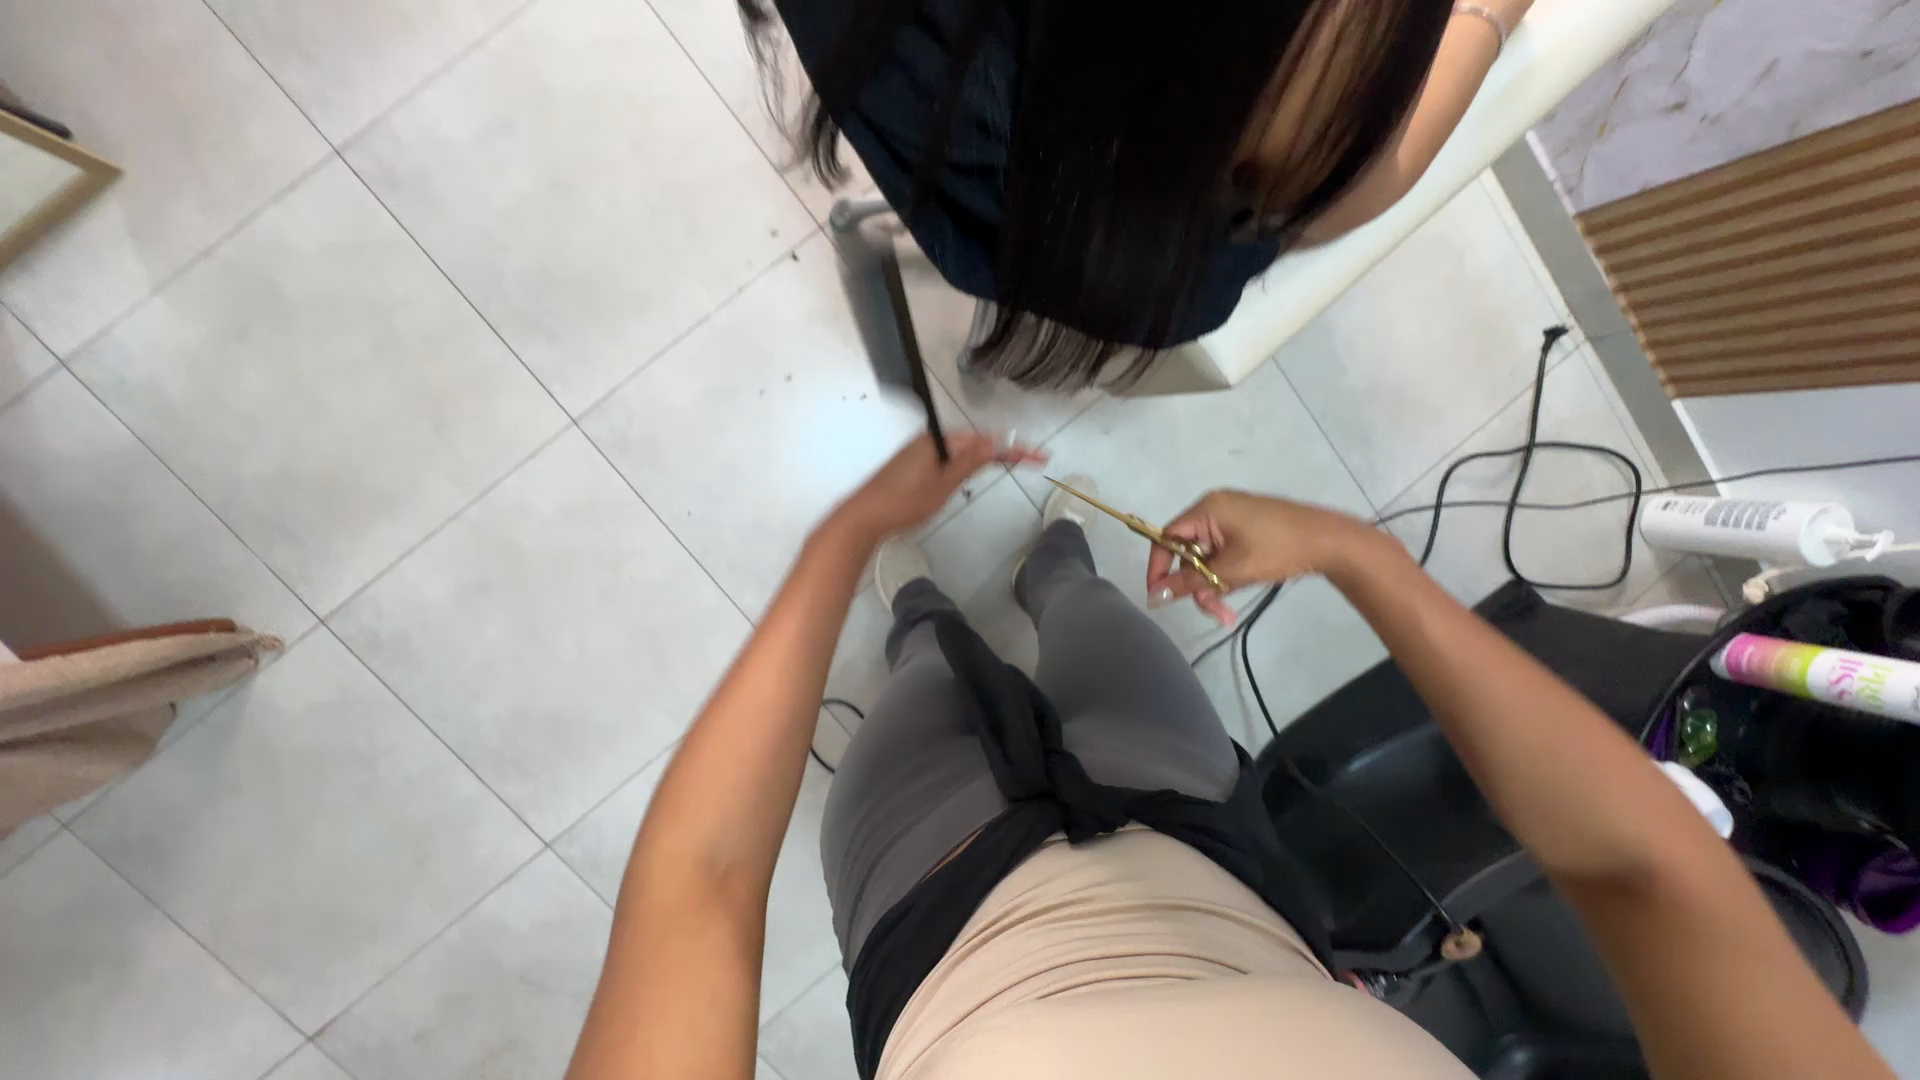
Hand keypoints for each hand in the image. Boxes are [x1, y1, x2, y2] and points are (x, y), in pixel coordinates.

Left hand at [830, 432, 1046, 542]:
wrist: (863, 518)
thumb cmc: (903, 503)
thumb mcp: (943, 484)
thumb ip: (970, 461)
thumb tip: (996, 438)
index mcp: (939, 441)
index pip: (986, 440)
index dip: (1014, 448)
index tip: (1039, 457)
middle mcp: (930, 442)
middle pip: (975, 442)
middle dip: (1003, 449)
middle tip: (1031, 460)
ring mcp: (919, 454)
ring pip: (961, 452)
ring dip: (985, 457)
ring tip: (1011, 462)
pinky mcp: (913, 468)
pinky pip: (948, 460)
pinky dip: (966, 465)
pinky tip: (971, 473)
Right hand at [1145, 490, 1375, 624]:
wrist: (1331, 542)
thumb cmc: (1277, 550)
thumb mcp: (1231, 571)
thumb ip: (1190, 583)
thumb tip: (1154, 597)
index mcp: (1206, 509)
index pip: (1166, 538)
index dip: (1158, 568)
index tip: (1159, 597)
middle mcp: (1214, 508)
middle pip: (1187, 552)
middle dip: (1197, 585)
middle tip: (1214, 613)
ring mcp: (1231, 517)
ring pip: (1205, 557)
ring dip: (1212, 585)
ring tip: (1229, 611)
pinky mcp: (1246, 527)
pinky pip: (1221, 553)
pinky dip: (1225, 574)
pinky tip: (1238, 588)